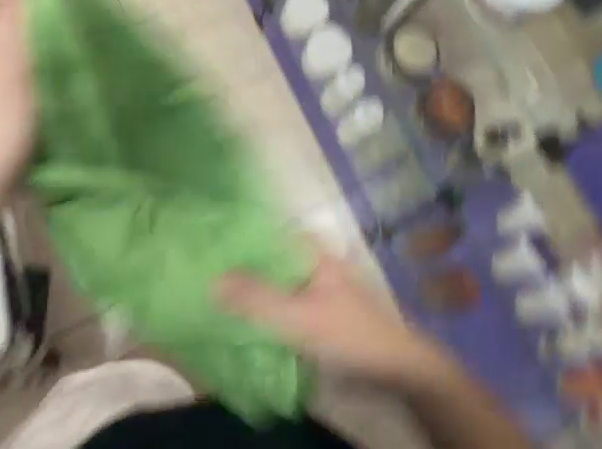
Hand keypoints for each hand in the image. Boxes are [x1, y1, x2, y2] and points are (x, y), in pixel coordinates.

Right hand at [217, 253, 451, 390]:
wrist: (398, 370)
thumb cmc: (350, 334)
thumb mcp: (299, 318)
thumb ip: (257, 299)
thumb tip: (212, 277)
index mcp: (313, 252)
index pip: (269, 230)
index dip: (239, 233)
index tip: (206, 241)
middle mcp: (315, 263)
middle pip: (271, 257)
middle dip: (241, 264)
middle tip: (203, 272)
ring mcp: (320, 288)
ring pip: (278, 281)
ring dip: (253, 289)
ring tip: (215, 295)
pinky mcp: (322, 314)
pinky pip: (286, 304)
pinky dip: (267, 309)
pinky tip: (246, 320)